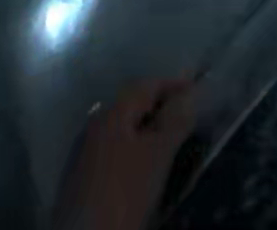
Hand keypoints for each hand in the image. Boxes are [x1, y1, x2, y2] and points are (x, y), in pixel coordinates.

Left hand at [51, 78, 195, 229]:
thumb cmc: (125, 192)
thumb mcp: (158, 154)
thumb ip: (176, 120)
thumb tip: (190, 94)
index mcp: (112, 114)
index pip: (146, 85)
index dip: (173, 84)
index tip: (196, 88)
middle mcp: (94, 126)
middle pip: (132, 105)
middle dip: (160, 106)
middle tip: (185, 113)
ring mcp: (84, 154)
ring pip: (123, 129)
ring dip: (146, 128)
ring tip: (169, 139)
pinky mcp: (80, 180)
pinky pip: (114, 150)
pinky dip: (133, 148)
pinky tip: (144, 164)